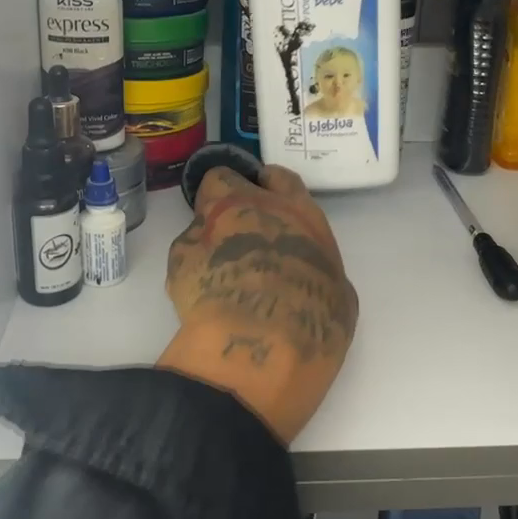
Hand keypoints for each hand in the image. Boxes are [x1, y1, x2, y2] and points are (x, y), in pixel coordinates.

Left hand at [159, 164, 357, 443]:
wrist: (262, 339)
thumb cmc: (315, 318)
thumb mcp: (338, 292)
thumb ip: (319, 271)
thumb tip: (311, 278)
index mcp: (297, 212)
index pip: (279, 179)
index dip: (270, 184)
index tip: (265, 193)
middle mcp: (250, 206)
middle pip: (224, 179)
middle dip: (224, 197)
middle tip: (232, 227)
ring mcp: (209, 226)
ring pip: (198, 217)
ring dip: (206, 238)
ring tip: (215, 274)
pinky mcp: (179, 255)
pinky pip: (184, 255)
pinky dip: (190, 271)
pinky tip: (199, 298)